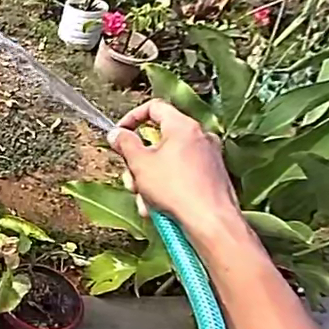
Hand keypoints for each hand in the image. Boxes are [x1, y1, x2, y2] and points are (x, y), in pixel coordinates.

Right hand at [108, 99, 243, 238]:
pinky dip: (165, 189)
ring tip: (145, 201)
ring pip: (166, 162)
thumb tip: (116, 133)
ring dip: (149, 181)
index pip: (154, 107)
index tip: (120, 134)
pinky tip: (157, 208)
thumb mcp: (140, 164)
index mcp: (182, 126)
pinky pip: (180, 177)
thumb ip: (125, 144)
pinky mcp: (211, 177)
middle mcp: (199, 137)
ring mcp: (208, 158)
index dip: (131, 118)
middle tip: (131, 177)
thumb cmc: (177, 190)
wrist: (210, 221)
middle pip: (158, 140)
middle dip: (138, 162)